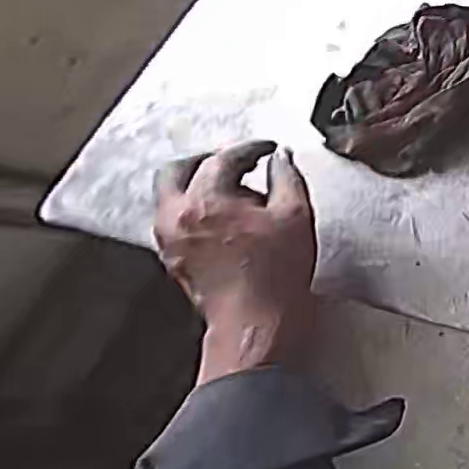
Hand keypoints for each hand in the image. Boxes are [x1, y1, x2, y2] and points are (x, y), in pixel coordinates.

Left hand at [155, 140, 316, 385]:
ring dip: (200, 185)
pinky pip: (176, 220)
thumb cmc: (277, 272)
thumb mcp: (297, 214)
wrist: (257, 320)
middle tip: (237, 161)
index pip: (224, 158)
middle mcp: (178, 217)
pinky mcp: (175, 260)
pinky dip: (196, 209)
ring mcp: (171, 241)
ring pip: (172, 196)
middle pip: (178, 170)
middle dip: (208, 160)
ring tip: (235, 191)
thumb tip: (281, 160)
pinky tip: (226, 218)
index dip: (250, 149)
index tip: (267, 149)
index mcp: (206, 201)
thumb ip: (287, 177)